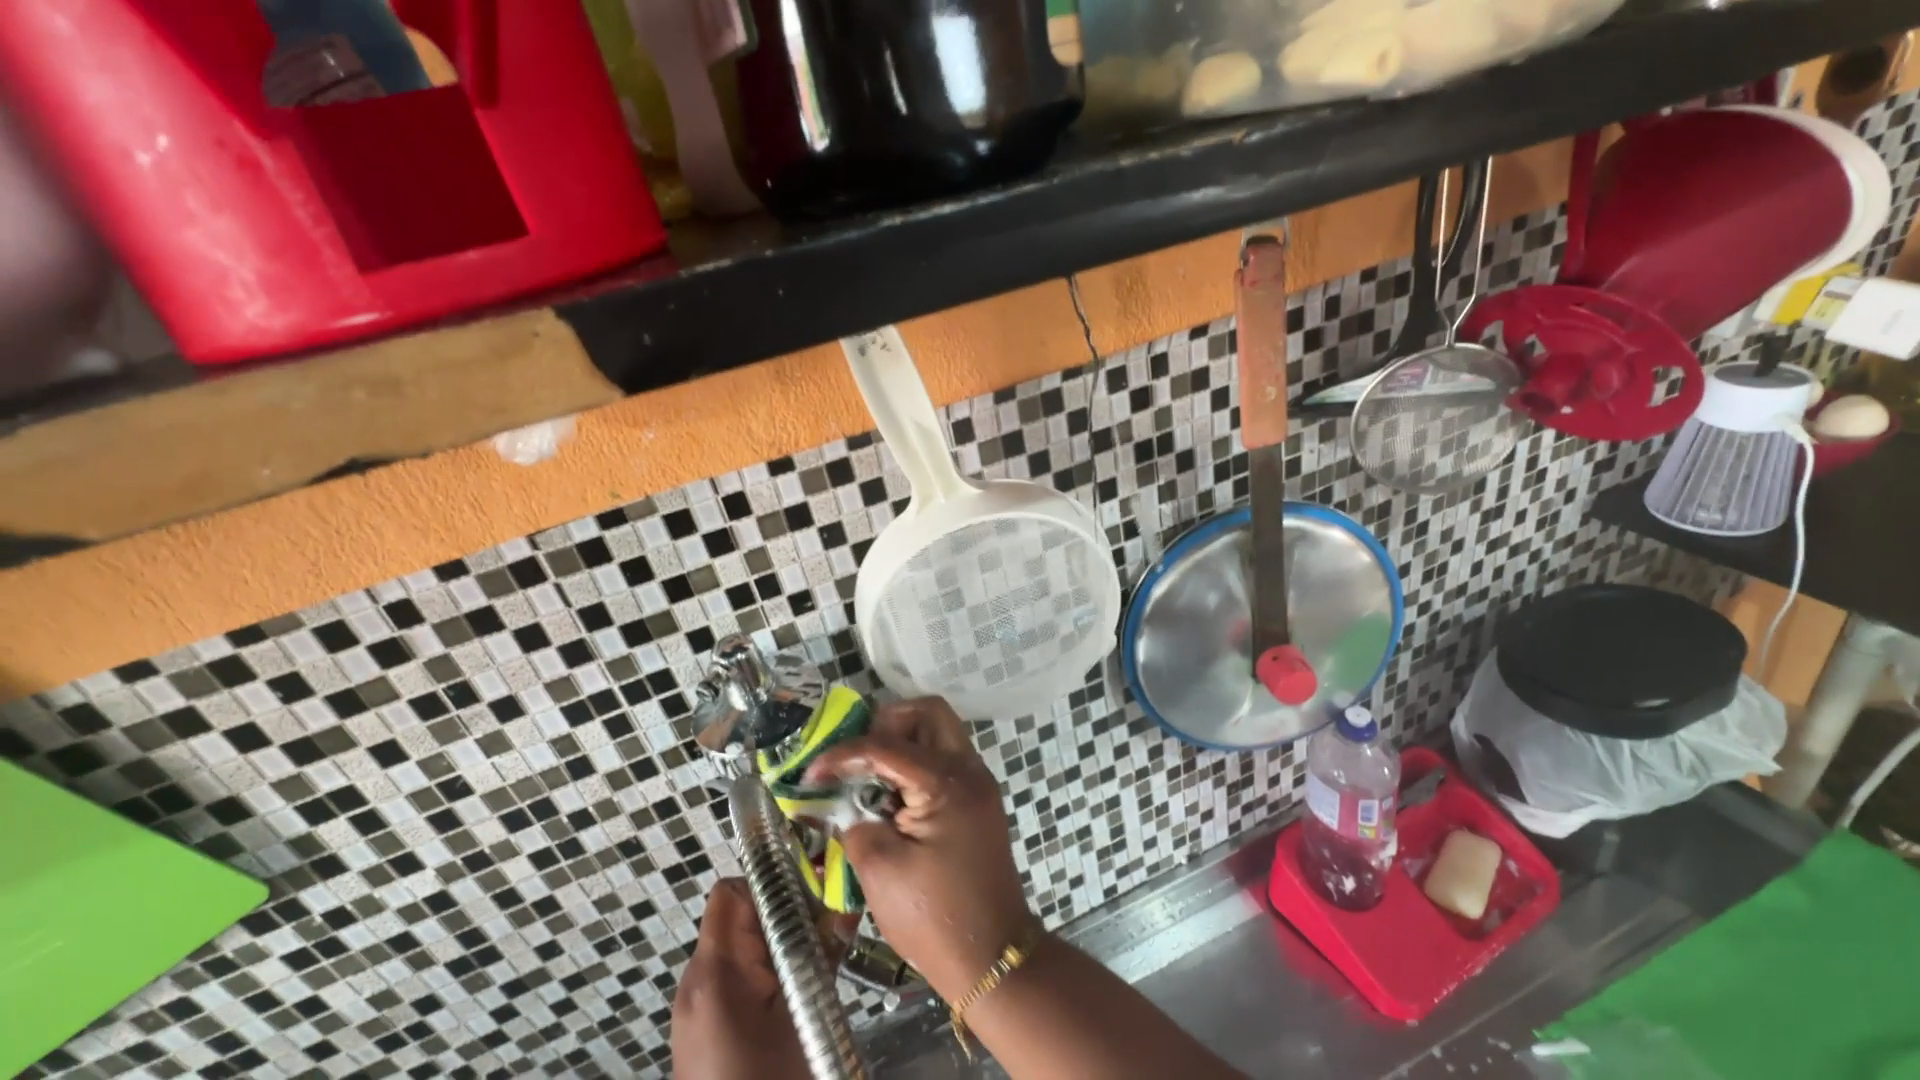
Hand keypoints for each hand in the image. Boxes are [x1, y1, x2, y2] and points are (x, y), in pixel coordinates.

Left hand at [671, 879, 808, 1079]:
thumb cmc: (771, 1078)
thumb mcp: (805, 1017)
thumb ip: (821, 956)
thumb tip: (845, 907)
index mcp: (715, 970)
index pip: (731, 892)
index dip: (771, 885)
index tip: (813, 897)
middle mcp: (694, 980)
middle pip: (735, 919)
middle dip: (781, 916)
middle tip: (826, 928)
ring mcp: (692, 1007)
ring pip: (736, 949)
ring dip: (775, 946)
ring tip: (815, 961)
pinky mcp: (698, 1030)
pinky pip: (730, 979)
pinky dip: (761, 973)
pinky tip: (792, 995)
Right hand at [806, 697, 1032, 999]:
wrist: (990, 957)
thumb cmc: (932, 915)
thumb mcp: (879, 869)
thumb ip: (856, 823)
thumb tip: (850, 807)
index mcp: (947, 782)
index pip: (887, 744)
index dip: (843, 754)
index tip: (812, 773)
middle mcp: (970, 772)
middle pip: (928, 714)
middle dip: (887, 725)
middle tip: (858, 758)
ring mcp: (979, 788)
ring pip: (939, 735)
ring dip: (902, 745)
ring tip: (869, 780)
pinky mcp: (977, 806)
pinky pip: (945, 764)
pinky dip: (915, 768)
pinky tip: (889, 801)